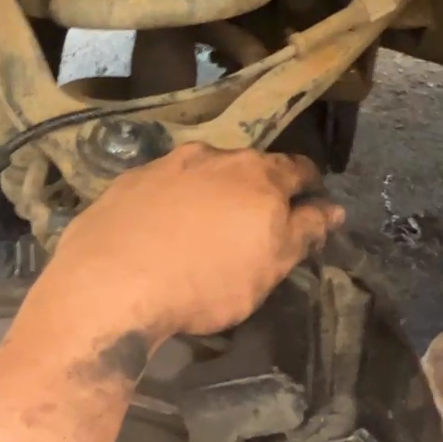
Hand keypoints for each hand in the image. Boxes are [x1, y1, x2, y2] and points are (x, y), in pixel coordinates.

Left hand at [30, 143, 344, 341]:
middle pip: (247, 167)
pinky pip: (162, 188)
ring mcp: (165, 165)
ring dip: (211, 193)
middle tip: (252, 225)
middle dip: (257, 190)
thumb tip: (332, 208)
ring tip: (203, 227)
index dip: (310, 189)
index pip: (299, 169)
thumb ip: (305, 232)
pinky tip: (161, 231)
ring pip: (202, 173)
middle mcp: (212, 156)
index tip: (311, 208)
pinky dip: (171, 203)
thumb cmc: (205, 282)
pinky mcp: (126, 182)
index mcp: (258, 174)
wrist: (111, 285)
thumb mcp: (270, 267)